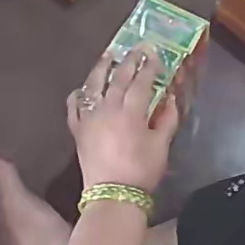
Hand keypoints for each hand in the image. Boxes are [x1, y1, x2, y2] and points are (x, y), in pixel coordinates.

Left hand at [66, 43, 181, 191]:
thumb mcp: (162, 146)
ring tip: (108, 56)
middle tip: (136, 48)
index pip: (141, 81)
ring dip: (101, 69)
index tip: (155, 55)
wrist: (112, 195)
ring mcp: (90, 118)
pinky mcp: (78, 130)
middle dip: (128, 61)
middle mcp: (108, 108)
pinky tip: (81, 89)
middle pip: (118, 78)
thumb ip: (167, 120)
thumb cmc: (142, 171)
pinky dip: (78, 95)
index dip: (149, 67)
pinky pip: (74, 107)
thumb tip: (170, 99)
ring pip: (94, 86)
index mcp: (132, 111)